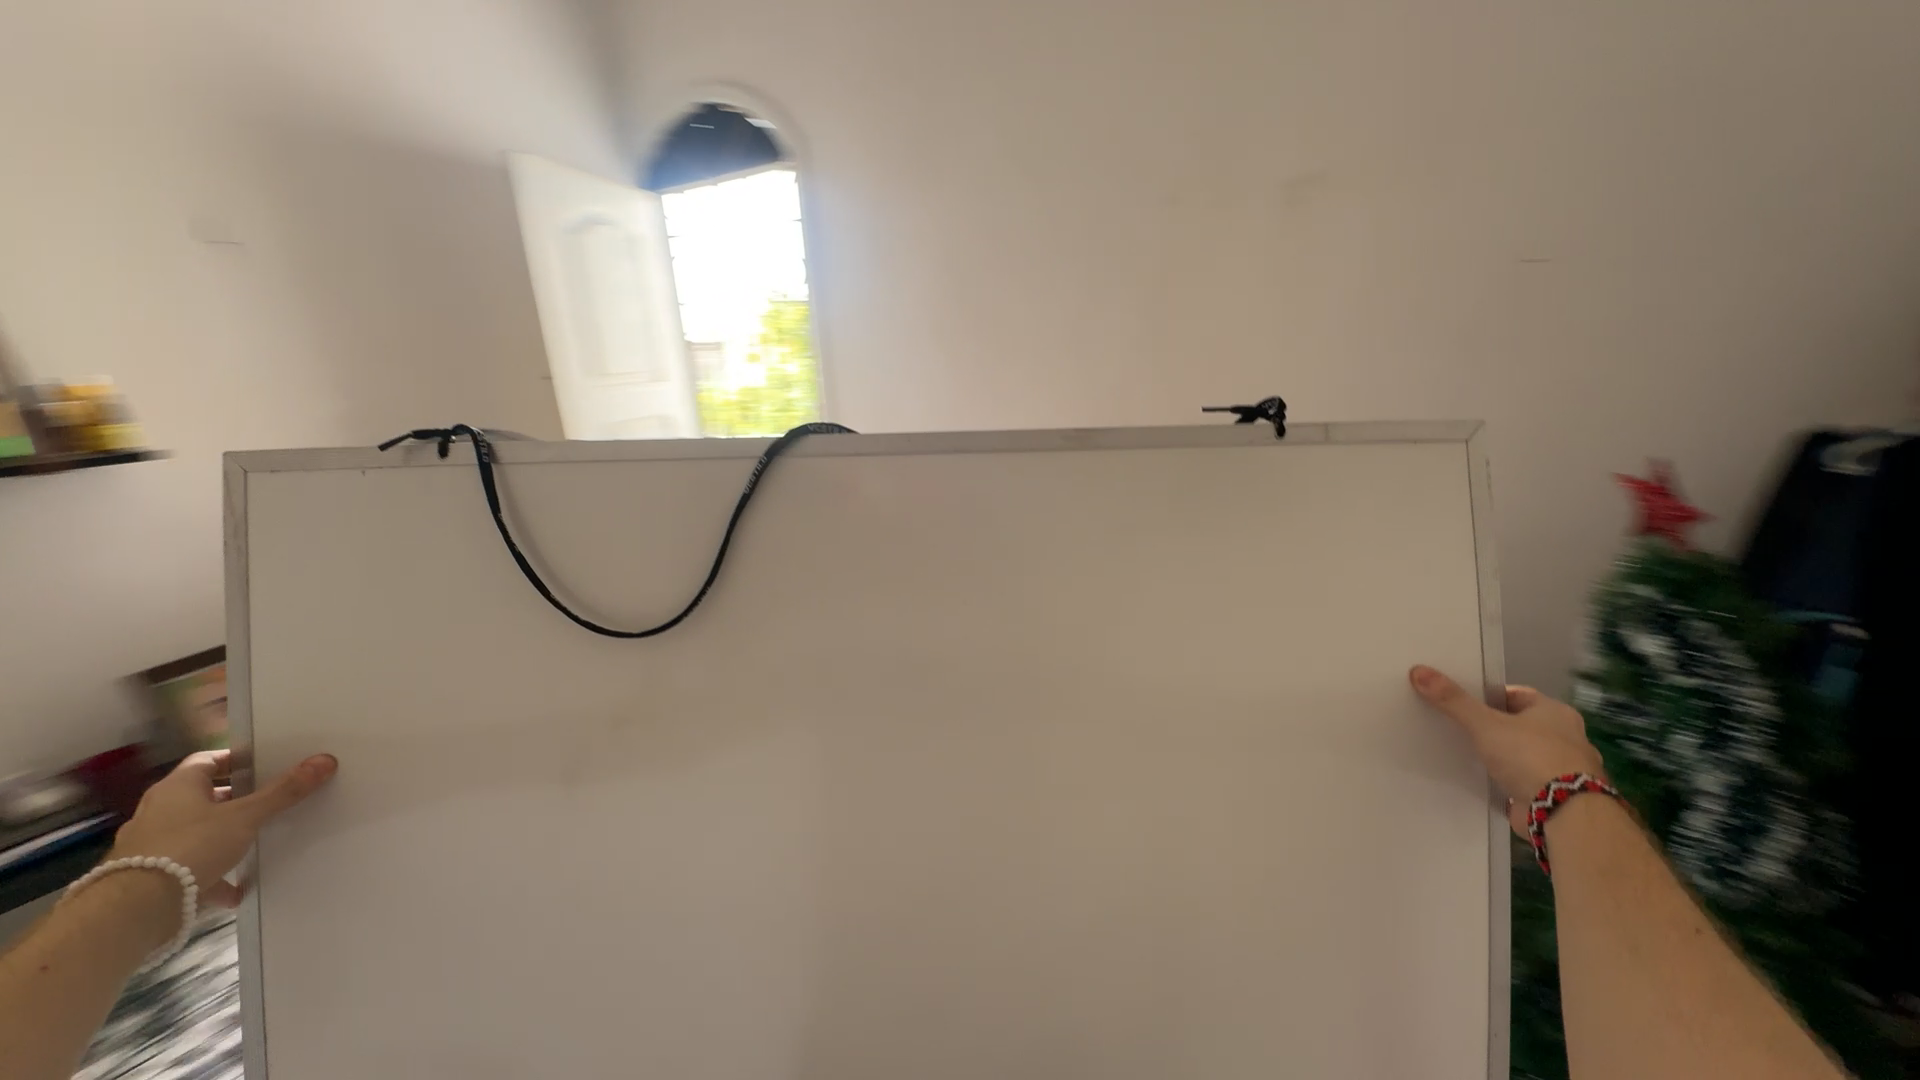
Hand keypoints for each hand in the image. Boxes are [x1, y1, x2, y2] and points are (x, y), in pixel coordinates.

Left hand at [107, 750, 337, 907]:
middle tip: (271, 801)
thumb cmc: (190, 846)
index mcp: (176, 788)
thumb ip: (284, 791)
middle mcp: (158, 811)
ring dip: (223, 836)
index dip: (237, 760)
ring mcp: (150, 845)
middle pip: (202, 796)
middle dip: (236, 800)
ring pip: (195, 832)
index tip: (267, 765)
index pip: (207, 760)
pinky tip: (237, 888)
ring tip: (257, 842)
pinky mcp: (150, 876)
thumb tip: (325, 760)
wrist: (134, 909)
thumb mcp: (246, 816)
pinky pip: (189, 868)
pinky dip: (212, 874)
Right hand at [1409, 665, 1603, 834]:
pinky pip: (1522, 781)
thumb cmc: (1531, 757)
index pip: (1517, 695)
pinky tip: (1481, 782)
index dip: (1488, 696)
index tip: (1462, 702)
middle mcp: (1565, 737)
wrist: (1564, 813)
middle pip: (1520, 724)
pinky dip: (1505, 782)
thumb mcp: (1485, 724)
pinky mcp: (1553, 796)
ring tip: (1465, 754)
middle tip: (1459, 727)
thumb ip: (1452, 700)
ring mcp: (1562, 769)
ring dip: (1500, 757)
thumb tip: (1419, 670)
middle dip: (1493, 727)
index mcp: (1556, 712)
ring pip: (1522, 754)